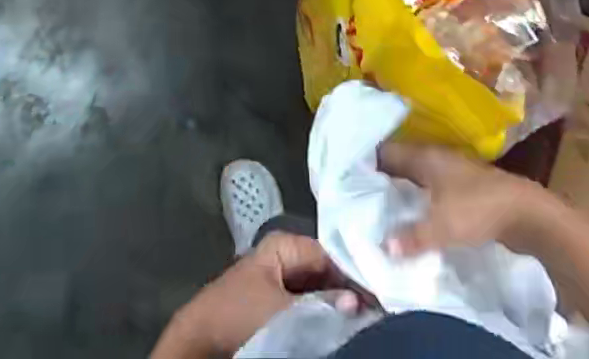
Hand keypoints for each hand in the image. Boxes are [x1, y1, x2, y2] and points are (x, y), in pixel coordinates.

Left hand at [155, 232, 363, 358]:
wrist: (203, 343)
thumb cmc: (242, 318)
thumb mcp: (288, 314)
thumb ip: (326, 306)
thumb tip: (363, 303)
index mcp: (284, 245)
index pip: (333, 253)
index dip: (358, 275)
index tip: (386, 298)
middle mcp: (284, 257)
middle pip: (329, 272)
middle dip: (351, 293)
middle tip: (381, 316)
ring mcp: (282, 282)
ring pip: (322, 293)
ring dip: (340, 310)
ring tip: (368, 325)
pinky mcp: (279, 306)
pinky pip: (311, 308)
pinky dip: (326, 319)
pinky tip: (345, 333)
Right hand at [376, 142, 561, 258]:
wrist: (530, 214)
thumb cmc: (479, 209)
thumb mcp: (443, 226)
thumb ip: (413, 236)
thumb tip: (384, 246)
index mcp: (423, 156)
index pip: (385, 151)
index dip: (366, 159)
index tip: (348, 172)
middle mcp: (435, 157)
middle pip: (401, 160)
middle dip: (383, 173)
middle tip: (361, 189)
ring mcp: (453, 170)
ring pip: (418, 173)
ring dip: (404, 184)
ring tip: (385, 201)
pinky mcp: (467, 186)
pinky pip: (434, 185)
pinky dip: (422, 194)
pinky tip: (418, 209)